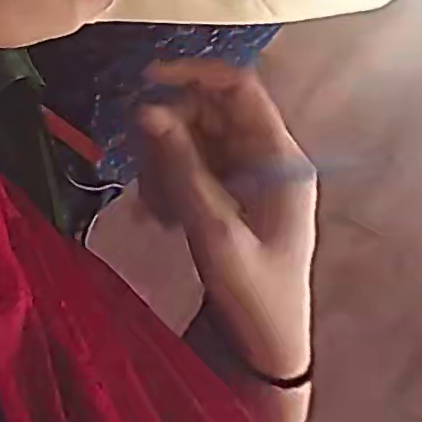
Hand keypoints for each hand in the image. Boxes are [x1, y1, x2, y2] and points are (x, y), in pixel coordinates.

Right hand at [138, 61, 315, 379]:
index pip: (239, 87)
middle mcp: (261, 154)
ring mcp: (240, 169)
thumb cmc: (253, 292)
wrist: (261, 348)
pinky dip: (163, 176)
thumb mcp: (214, 229)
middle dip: (169, 130)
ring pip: (188, 133)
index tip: (149, 77)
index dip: (195, 72)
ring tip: (154, 202)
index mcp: (278, 156)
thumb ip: (180, 164)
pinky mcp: (221, 186)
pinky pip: (183, 159)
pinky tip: (159, 213)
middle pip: (206, 110)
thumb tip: (146, 110)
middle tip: (143, 158)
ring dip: (161, 159)